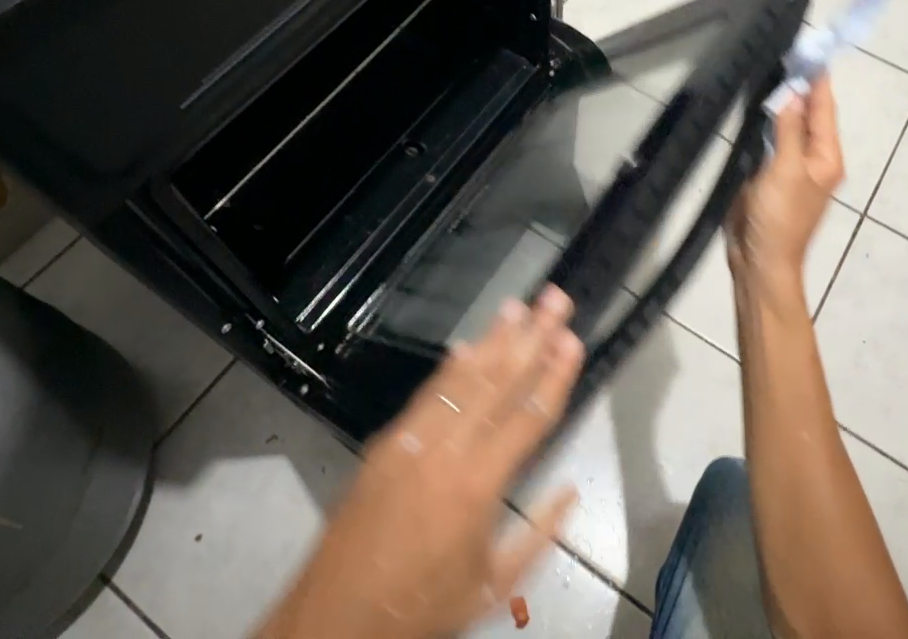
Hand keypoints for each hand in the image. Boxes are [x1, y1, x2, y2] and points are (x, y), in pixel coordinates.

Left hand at [255, 287, 584, 638]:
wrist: (334, 616)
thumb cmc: (421, 607)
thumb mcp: (492, 587)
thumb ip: (538, 536)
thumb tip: (571, 493)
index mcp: (477, 485)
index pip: (528, 417)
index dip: (554, 375)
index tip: (573, 340)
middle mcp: (446, 450)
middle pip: (498, 382)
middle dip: (531, 337)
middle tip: (555, 299)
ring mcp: (411, 440)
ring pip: (461, 380)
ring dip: (492, 339)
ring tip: (518, 306)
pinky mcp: (386, 442)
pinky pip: (426, 396)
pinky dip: (449, 369)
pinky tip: (466, 346)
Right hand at [725, 74, 844, 313]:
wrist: (760, 260)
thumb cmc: (780, 217)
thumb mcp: (786, 170)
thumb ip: (788, 130)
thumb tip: (792, 94)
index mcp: (826, 156)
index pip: (824, 107)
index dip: (817, 79)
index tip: (809, 47)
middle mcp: (812, 157)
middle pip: (807, 114)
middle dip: (798, 86)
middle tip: (784, 50)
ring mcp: (790, 166)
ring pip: (787, 125)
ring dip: (781, 102)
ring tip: (770, 69)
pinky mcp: (768, 174)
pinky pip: (770, 140)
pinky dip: (765, 121)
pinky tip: (754, 105)